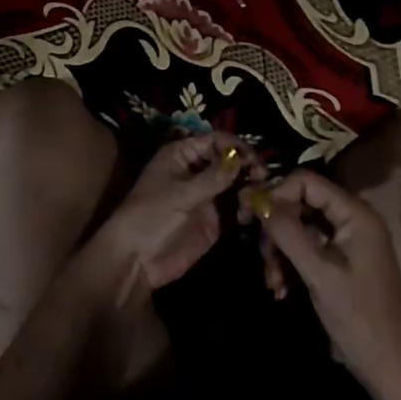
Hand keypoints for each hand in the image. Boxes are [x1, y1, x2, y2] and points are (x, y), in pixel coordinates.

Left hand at [84, 132, 257, 295]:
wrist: (137, 258)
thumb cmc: (150, 216)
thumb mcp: (180, 194)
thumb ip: (211, 178)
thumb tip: (239, 159)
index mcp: (181, 155)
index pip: (213, 141)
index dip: (234, 146)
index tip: (254, 158)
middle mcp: (196, 171)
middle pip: (228, 161)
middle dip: (246, 167)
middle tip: (263, 178)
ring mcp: (206, 196)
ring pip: (235, 184)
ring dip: (249, 188)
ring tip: (259, 197)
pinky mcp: (214, 220)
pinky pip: (235, 209)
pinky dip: (246, 209)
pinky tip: (250, 215)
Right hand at [258, 171, 400, 382]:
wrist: (389, 367)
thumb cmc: (358, 317)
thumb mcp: (318, 272)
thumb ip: (287, 232)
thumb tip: (257, 200)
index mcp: (356, 215)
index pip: (306, 182)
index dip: (277, 193)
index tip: (252, 216)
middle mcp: (353, 219)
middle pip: (300, 202)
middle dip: (276, 227)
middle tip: (258, 250)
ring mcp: (347, 239)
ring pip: (298, 225)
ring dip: (279, 249)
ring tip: (272, 279)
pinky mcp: (340, 258)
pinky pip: (306, 245)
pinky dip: (289, 261)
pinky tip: (280, 286)